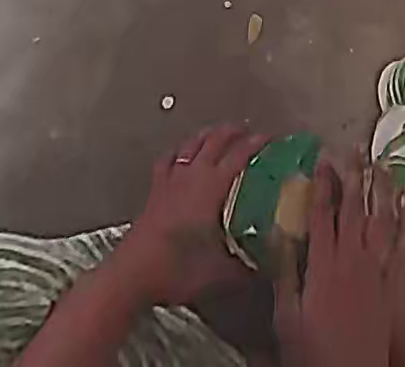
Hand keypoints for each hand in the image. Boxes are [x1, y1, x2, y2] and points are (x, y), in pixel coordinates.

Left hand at [110, 125, 266, 305]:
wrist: (133, 274)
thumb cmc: (178, 268)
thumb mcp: (220, 272)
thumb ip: (246, 268)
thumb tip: (267, 268)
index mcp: (213, 186)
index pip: (240, 155)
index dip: (257, 143)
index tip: (271, 138)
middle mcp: (194, 174)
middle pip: (216, 140)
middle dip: (234, 131)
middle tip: (248, 130)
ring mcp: (172, 179)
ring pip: (192, 144)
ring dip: (208, 134)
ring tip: (219, 132)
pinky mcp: (155, 188)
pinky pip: (168, 159)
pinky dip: (178, 151)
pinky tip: (181, 152)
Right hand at [275, 159, 399, 366]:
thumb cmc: (313, 352)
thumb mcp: (286, 316)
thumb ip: (283, 271)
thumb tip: (278, 229)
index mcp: (324, 264)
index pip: (321, 212)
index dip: (320, 183)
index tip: (319, 159)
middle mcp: (352, 259)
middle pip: (352, 207)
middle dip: (351, 175)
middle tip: (351, 149)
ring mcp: (376, 269)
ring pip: (379, 218)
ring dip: (379, 189)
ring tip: (379, 164)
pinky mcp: (392, 282)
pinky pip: (400, 244)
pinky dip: (403, 220)